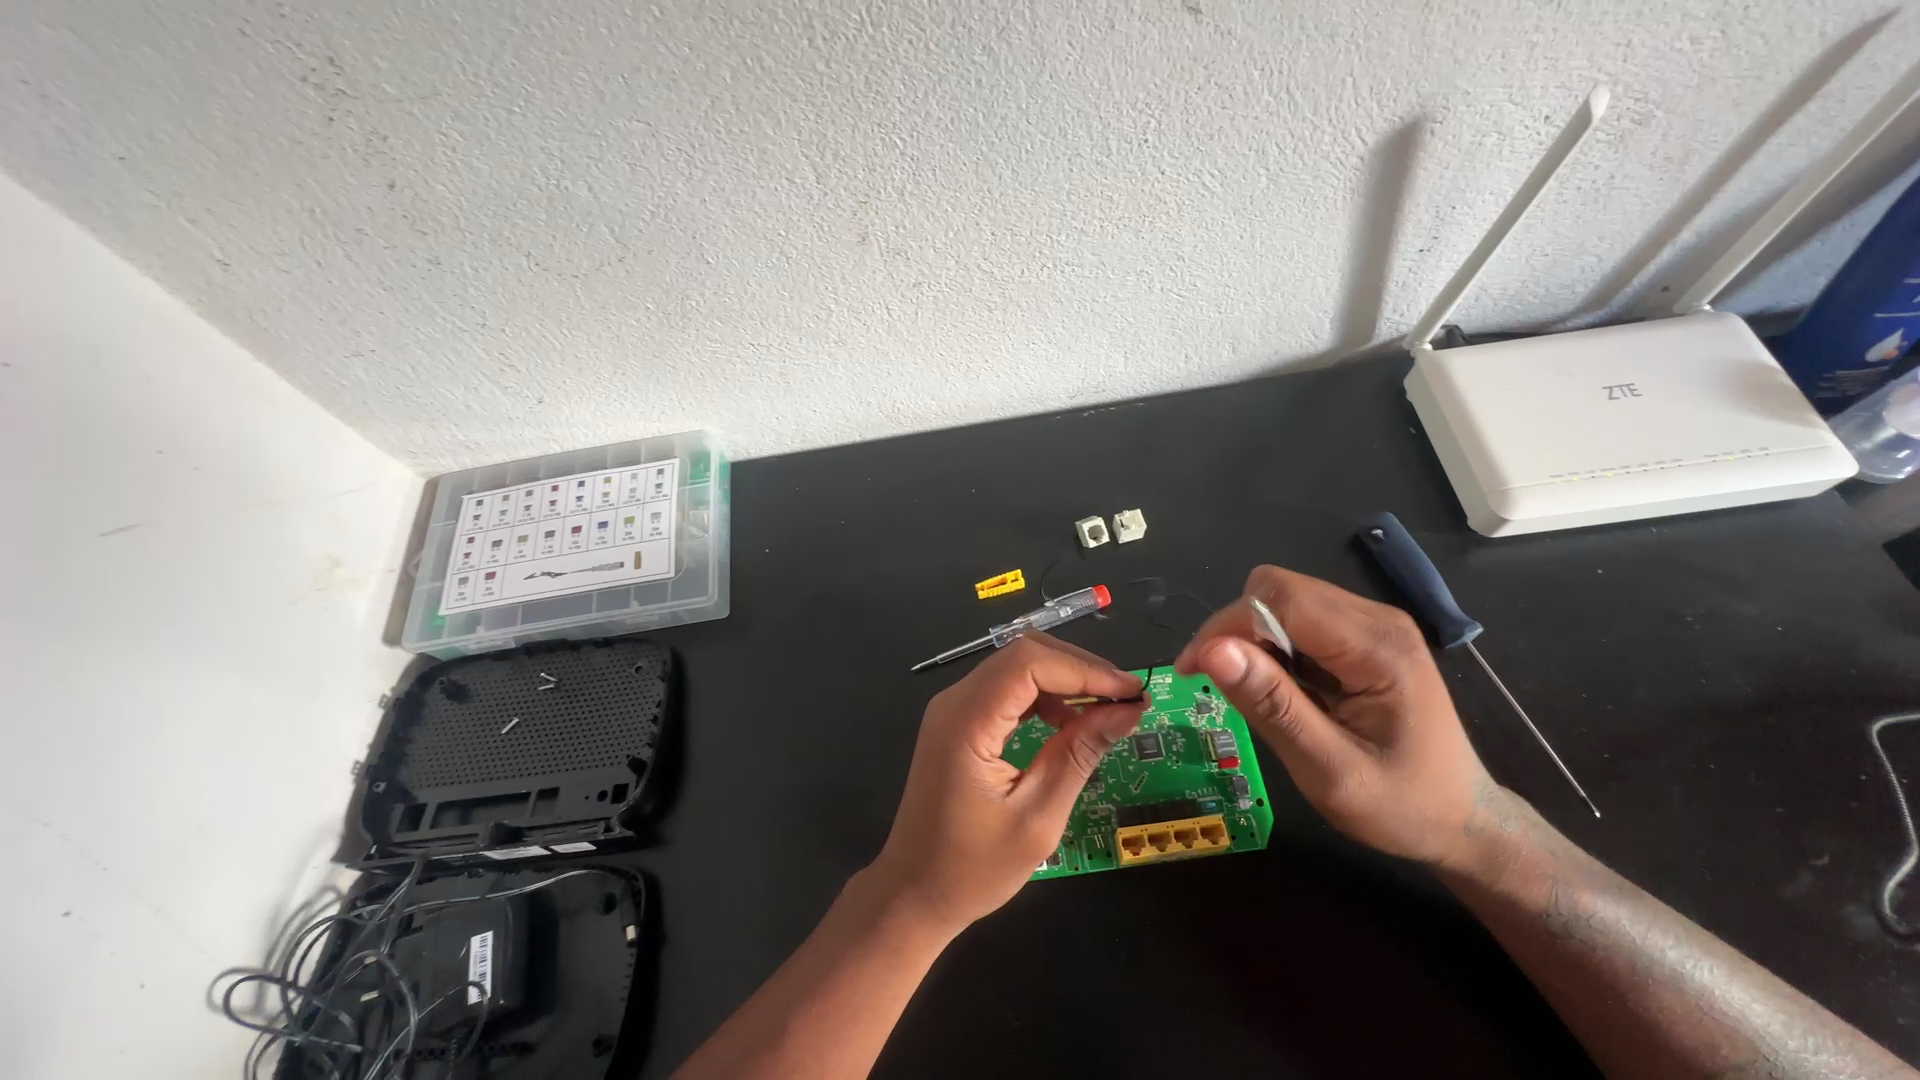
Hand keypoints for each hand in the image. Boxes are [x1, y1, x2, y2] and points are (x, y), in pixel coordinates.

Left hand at [866, 635, 1147, 935]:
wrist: (914, 892)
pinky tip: (1069, 723)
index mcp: (966, 723)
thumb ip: (1080, 754)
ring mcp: (952, 709)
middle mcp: (954, 702)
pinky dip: (1042, 696)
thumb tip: (1128, 710)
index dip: (1085, 669)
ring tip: (1105, 711)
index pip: (1029, 663)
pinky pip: (1005, 689)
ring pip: (1016, 667)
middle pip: (1023, 654)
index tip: (1131, 692)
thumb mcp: (1039, 817)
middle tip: (1126, 698)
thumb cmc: (974, 868)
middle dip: (1079, 668)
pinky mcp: (957, 721)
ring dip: (1064, 680)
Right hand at [1175, 565, 1492, 868]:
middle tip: (1219, 685)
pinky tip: (1279, 689)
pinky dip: (1273, 646)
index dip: (1226, 625)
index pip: (1280, 599)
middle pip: (1279, 589)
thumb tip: (1212, 651)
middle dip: (1235, 630)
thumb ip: (1272, 707)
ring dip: (1252, 638)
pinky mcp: (1365, 638)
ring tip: (1251, 693)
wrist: (1464, 823)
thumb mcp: (1329, 771)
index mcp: (1377, 647)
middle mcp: (1378, 620)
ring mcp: (1374, 626)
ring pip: (1284, 599)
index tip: (1192, 672)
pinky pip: (1300, 619)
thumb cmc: (1401, 806)